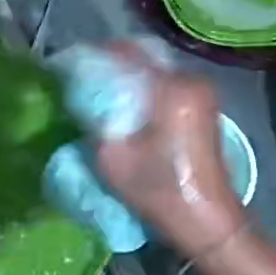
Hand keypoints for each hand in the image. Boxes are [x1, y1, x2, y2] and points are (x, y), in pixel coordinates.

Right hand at [93, 49, 246, 261]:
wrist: (208, 221)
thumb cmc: (161, 192)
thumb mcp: (113, 157)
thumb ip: (95, 119)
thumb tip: (83, 96)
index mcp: (171, 89)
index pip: (125, 54)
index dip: (92, 56)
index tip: (67, 63)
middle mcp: (190, 80)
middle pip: (141, 56)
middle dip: (109, 62)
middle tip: (79, 75)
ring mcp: (201, 91)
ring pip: (153, 68)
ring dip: (126, 74)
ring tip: (97, 87)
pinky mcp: (203, 105)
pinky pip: (165, 83)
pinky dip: (142, 86)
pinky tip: (123, 99)